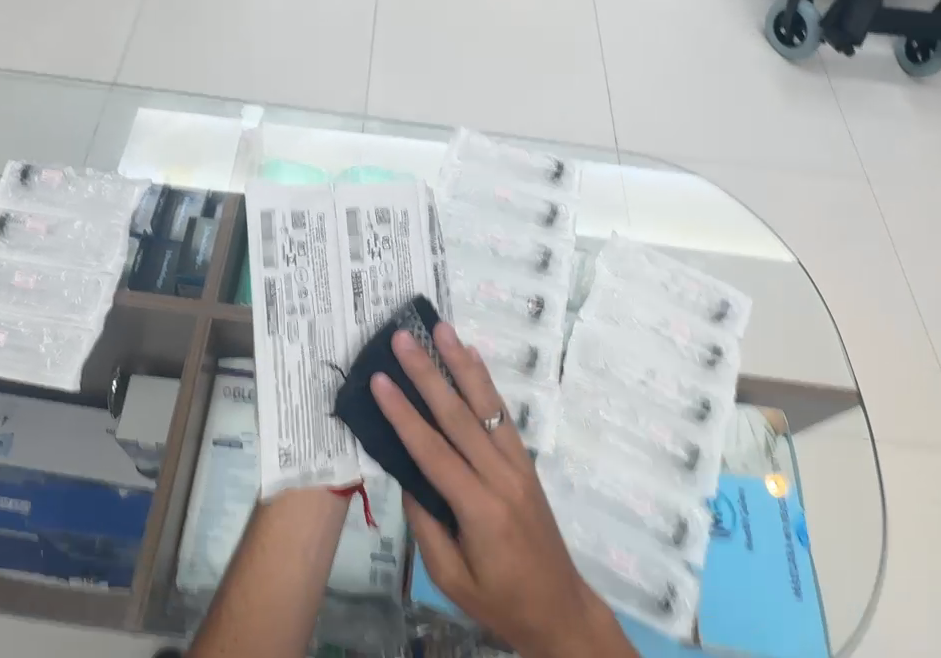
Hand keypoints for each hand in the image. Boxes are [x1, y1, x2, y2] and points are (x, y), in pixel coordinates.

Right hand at [372, 323, 635, 657]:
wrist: (560, 610)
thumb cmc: (499, 601)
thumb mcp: (449, 576)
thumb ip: (426, 523)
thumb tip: (408, 472)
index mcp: (479, 509)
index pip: (432, 451)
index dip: (403, 414)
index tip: (379, 379)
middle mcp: (501, 477)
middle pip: (458, 415)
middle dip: (427, 373)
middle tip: (403, 339)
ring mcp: (518, 465)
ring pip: (486, 404)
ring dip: (461, 363)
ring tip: (441, 329)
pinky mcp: (525, 462)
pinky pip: (502, 415)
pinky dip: (486, 382)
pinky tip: (472, 357)